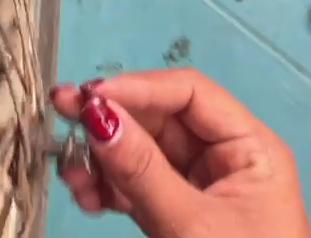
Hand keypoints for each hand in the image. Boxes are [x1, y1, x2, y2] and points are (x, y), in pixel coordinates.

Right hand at [50, 70, 310, 237]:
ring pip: (143, 152)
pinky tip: (84, 194)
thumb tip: (95, 112)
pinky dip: (109, 188)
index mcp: (249, 146)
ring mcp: (200, 188)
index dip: (138, 87)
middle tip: (61, 111)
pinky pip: (138, 186)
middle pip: (160, 119)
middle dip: (112, 120)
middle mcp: (224, 158)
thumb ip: (141, 169)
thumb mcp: (190, 226)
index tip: (90, 95)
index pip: (189, 93)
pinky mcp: (178, 217)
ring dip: (102, 157)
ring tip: (68, 169)